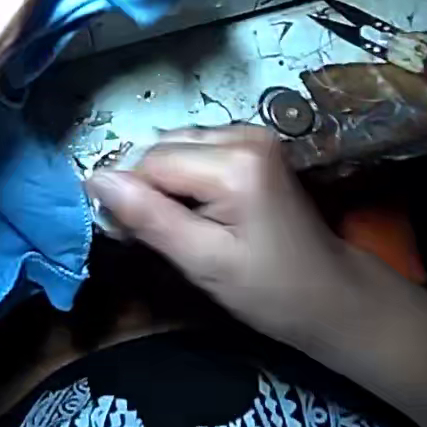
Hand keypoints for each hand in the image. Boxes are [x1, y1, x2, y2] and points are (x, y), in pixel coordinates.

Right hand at [87, 126, 360, 345]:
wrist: (330, 293)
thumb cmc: (269, 290)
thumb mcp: (203, 262)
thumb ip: (148, 217)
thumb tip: (95, 179)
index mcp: (235, 163)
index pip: (153, 162)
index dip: (133, 197)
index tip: (131, 234)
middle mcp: (244, 133)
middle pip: (165, 147)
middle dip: (151, 186)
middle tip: (161, 234)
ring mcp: (252, 132)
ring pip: (178, 144)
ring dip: (167, 179)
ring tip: (183, 222)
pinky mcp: (254, 140)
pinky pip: (198, 146)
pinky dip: (187, 172)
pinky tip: (200, 205)